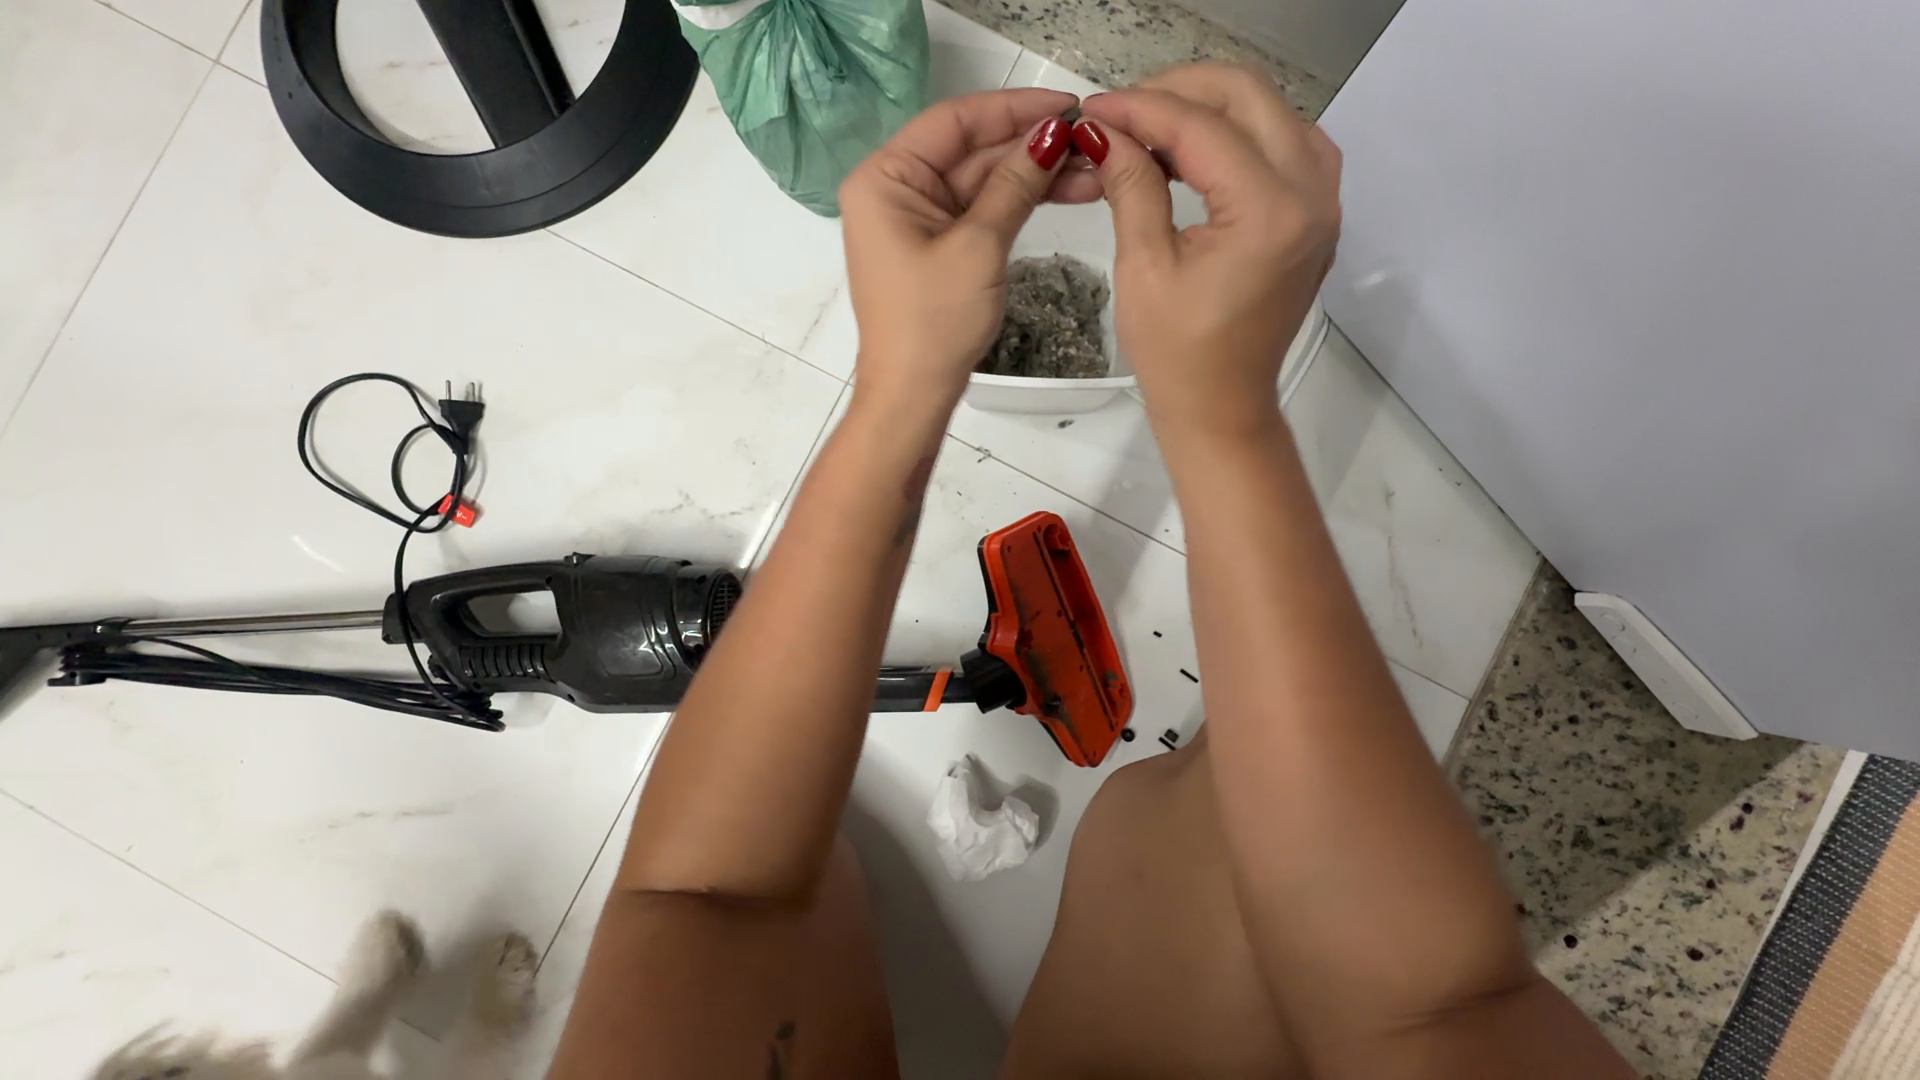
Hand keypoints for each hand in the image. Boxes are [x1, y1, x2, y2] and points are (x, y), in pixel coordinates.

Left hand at [839, 88, 1099, 423]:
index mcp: (886, 178)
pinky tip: (1064, 192)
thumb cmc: (934, 323)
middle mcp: (895, 190)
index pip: (955, 121)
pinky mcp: (936, 246)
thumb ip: (1015, 184)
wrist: (913, 394)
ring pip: (982, 181)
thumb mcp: (979, 246)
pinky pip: (981, 211)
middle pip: (971, 150)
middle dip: (1032, 146)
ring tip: (1094, 171)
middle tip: (1094, 142)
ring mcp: (916, 220)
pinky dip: (1018, 203)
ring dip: (1034, 176)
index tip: (1071, 106)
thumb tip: (1054, 133)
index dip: (1015, 108)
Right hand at [1076, 64, 1342, 435]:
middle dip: (1177, 92)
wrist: (1222, 407)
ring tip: (1151, 130)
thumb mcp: (1144, 269)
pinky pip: (1285, 143)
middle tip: (1120, 114)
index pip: (1201, 127)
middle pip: (1248, 96)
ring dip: (1210, 108)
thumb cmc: (1177, 356)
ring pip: (1271, 111)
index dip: (1140, 109)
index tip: (1092, 111)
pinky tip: (1194, 152)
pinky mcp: (1316, 215)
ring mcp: (1323, 202)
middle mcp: (1312, 193)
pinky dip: (1238, 134)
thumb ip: (1132, 186)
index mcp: (1268, 212)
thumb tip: (1104, 132)